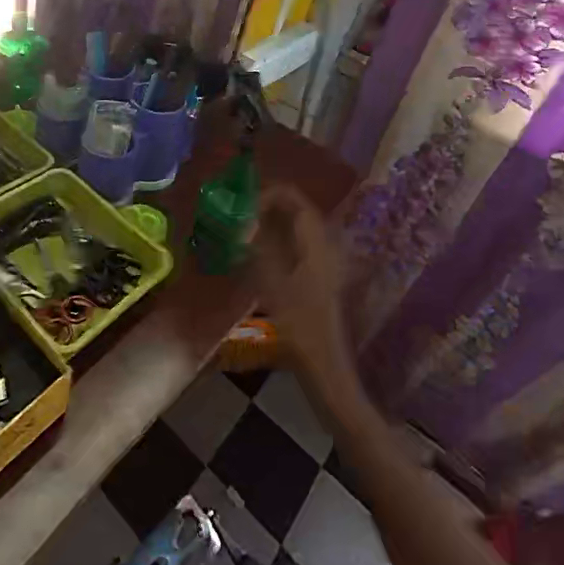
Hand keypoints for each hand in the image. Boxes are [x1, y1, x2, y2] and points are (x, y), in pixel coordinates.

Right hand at [252, 184, 354, 386]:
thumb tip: (241, 221)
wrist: (326, 370)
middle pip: (298, 211)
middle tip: (237, 213)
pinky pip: (296, 245)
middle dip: (267, 206)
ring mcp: (324, 264)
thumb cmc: (300, 329)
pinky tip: (255, 254)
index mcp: (317, 245)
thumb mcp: (272, 286)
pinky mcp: (319, 279)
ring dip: (271, 222)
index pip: (297, 200)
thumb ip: (257, 248)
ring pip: (296, 229)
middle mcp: (325, 247)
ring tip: (241, 229)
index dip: (269, 194)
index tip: (242, 205)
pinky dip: (275, 240)